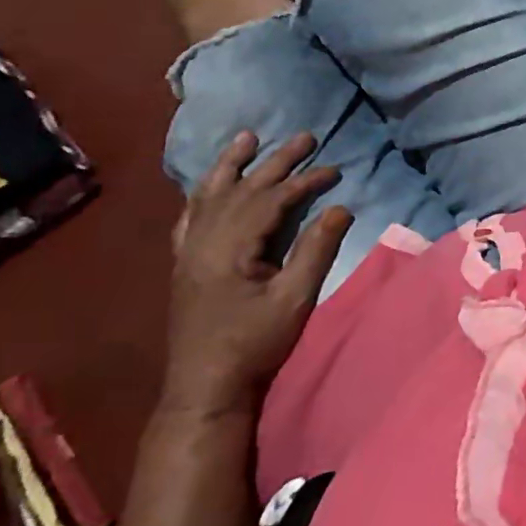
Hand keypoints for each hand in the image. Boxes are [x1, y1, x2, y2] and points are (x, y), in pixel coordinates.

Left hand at [160, 131, 351, 415]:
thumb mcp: (294, 299)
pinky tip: (209, 184)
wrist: (203, 389)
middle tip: (305, 136)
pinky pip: (191, 216)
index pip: (273, 199)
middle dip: (277, 160)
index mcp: (230, 246)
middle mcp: (205, 240)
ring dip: (232, 164)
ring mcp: (190, 250)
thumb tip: (341, 207)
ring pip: (211, 194)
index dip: (306, 181)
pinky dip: (202, 192)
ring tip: (247, 137)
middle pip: (243, 187)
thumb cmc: (253, 344)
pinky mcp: (185, 263)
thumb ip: (316, 250)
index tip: (335, 170)